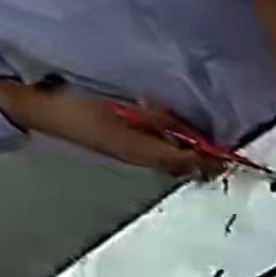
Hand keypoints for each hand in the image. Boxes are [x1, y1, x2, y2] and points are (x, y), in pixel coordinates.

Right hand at [0, 80, 220, 178]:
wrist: (48, 116)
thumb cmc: (83, 108)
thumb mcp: (122, 109)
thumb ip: (154, 118)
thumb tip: (180, 126)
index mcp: (145, 151)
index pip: (189, 160)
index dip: (209, 158)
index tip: (227, 155)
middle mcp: (146, 162)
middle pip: (188, 168)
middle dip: (204, 161)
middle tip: (216, 152)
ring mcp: (139, 162)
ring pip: (177, 167)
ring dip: (190, 158)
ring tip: (192, 143)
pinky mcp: (133, 159)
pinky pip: (164, 162)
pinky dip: (174, 154)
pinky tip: (170, 141)